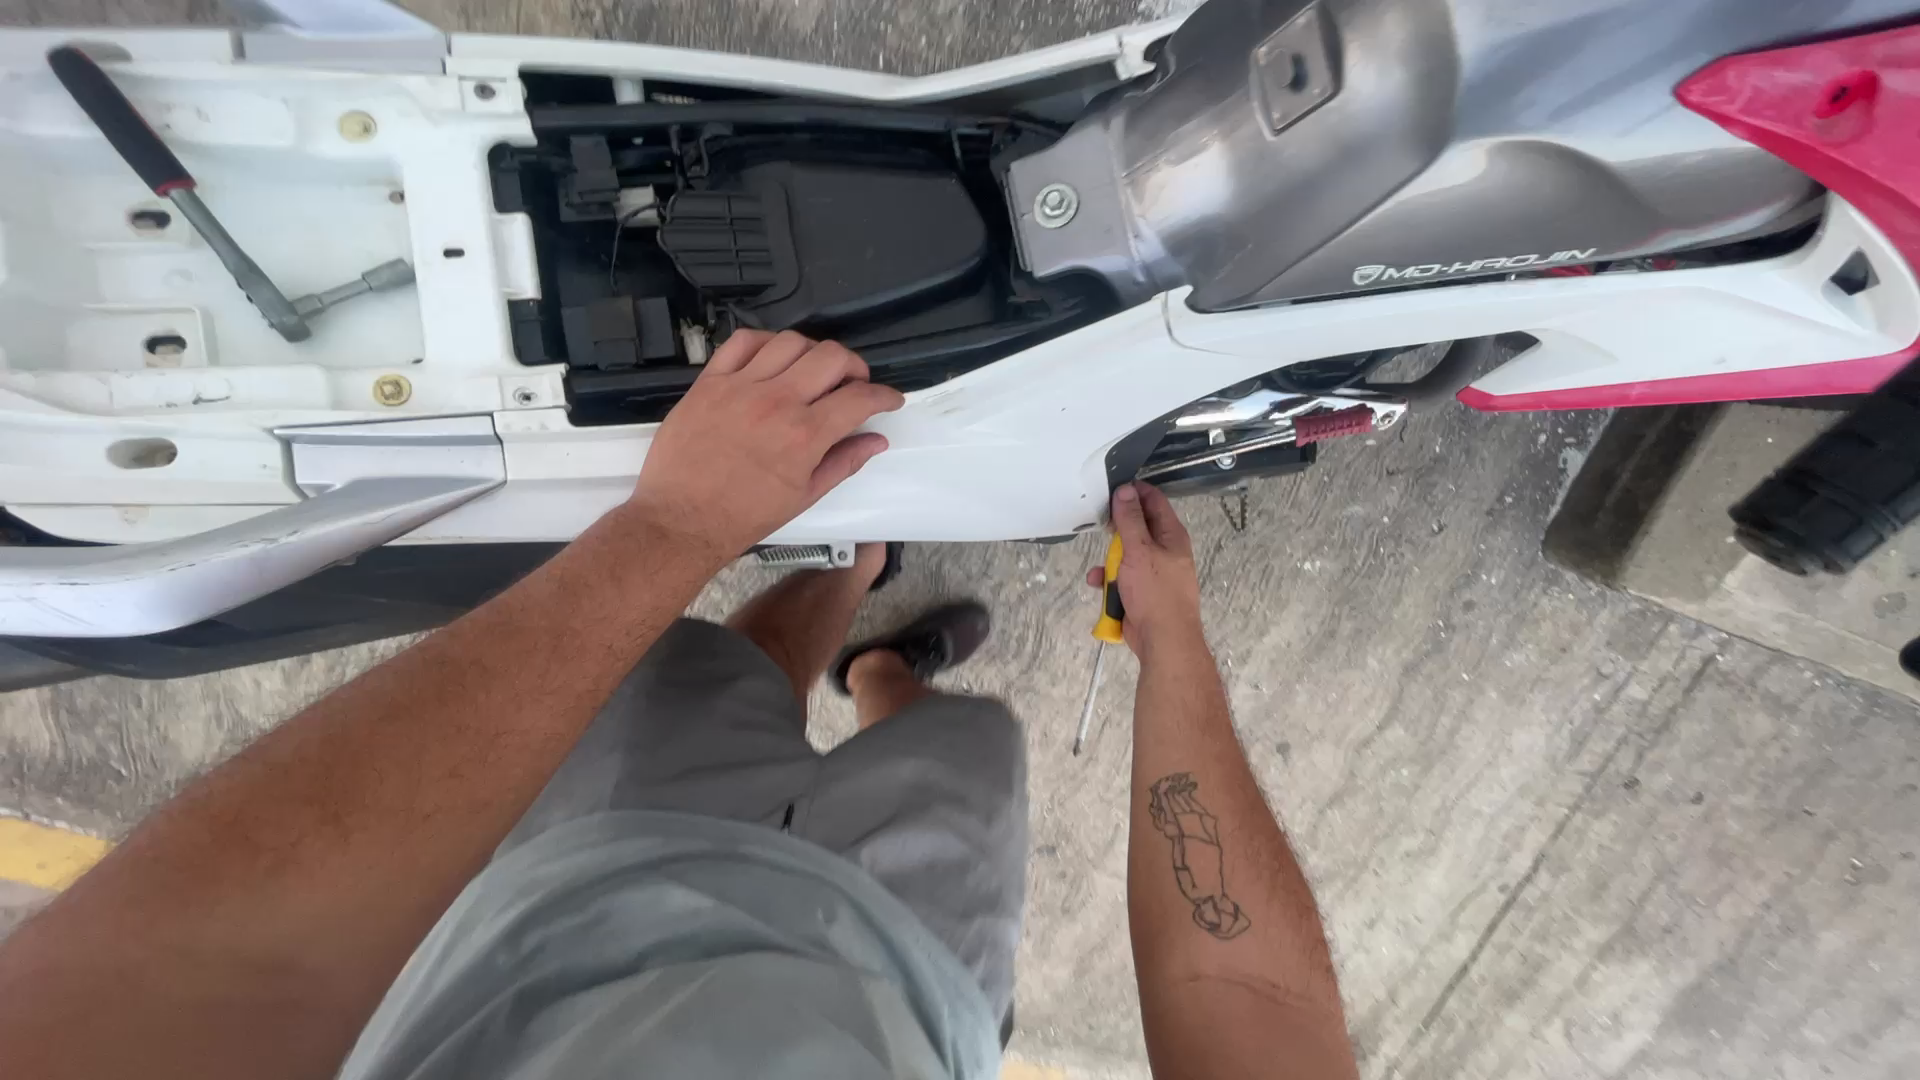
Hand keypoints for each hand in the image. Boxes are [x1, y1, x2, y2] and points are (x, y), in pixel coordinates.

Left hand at [629, 330, 904, 564]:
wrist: (683, 519)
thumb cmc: (743, 515)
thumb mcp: (804, 495)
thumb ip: (844, 462)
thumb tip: (875, 442)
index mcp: (804, 435)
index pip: (860, 398)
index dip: (884, 395)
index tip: (888, 399)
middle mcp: (776, 402)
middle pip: (832, 357)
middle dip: (855, 367)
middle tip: (855, 383)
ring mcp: (740, 387)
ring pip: (791, 341)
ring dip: (813, 351)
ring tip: (814, 370)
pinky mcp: (709, 382)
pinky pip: (742, 342)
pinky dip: (766, 342)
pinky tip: (773, 358)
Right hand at [1085, 482, 1203, 656]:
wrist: (1162, 640)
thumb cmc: (1155, 592)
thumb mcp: (1139, 550)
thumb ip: (1130, 520)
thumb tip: (1125, 490)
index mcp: (1171, 535)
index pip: (1154, 501)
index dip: (1134, 492)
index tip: (1111, 489)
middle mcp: (1164, 549)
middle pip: (1137, 527)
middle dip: (1116, 530)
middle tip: (1102, 527)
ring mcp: (1152, 571)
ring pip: (1125, 553)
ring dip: (1110, 560)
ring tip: (1102, 567)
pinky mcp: (1140, 590)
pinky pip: (1120, 577)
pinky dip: (1109, 580)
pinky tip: (1099, 584)